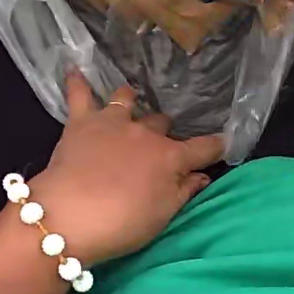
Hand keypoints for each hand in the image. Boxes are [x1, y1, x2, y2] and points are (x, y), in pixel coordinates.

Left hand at [28, 73, 224, 263]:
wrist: (70, 216)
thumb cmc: (122, 223)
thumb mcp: (163, 216)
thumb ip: (184, 192)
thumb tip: (201, 175)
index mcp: (170, 157)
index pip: (204, 148)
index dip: (216, 147)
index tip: (223, 145)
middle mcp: (145, 133)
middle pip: (162, 123)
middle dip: (164, 132)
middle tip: (157, 148)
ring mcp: (113, 123)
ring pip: (127, 100)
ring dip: (131, 102)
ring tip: (129, 104)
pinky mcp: (81, 122)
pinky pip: (79, 95)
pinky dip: (78, 83)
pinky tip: (75, 69)